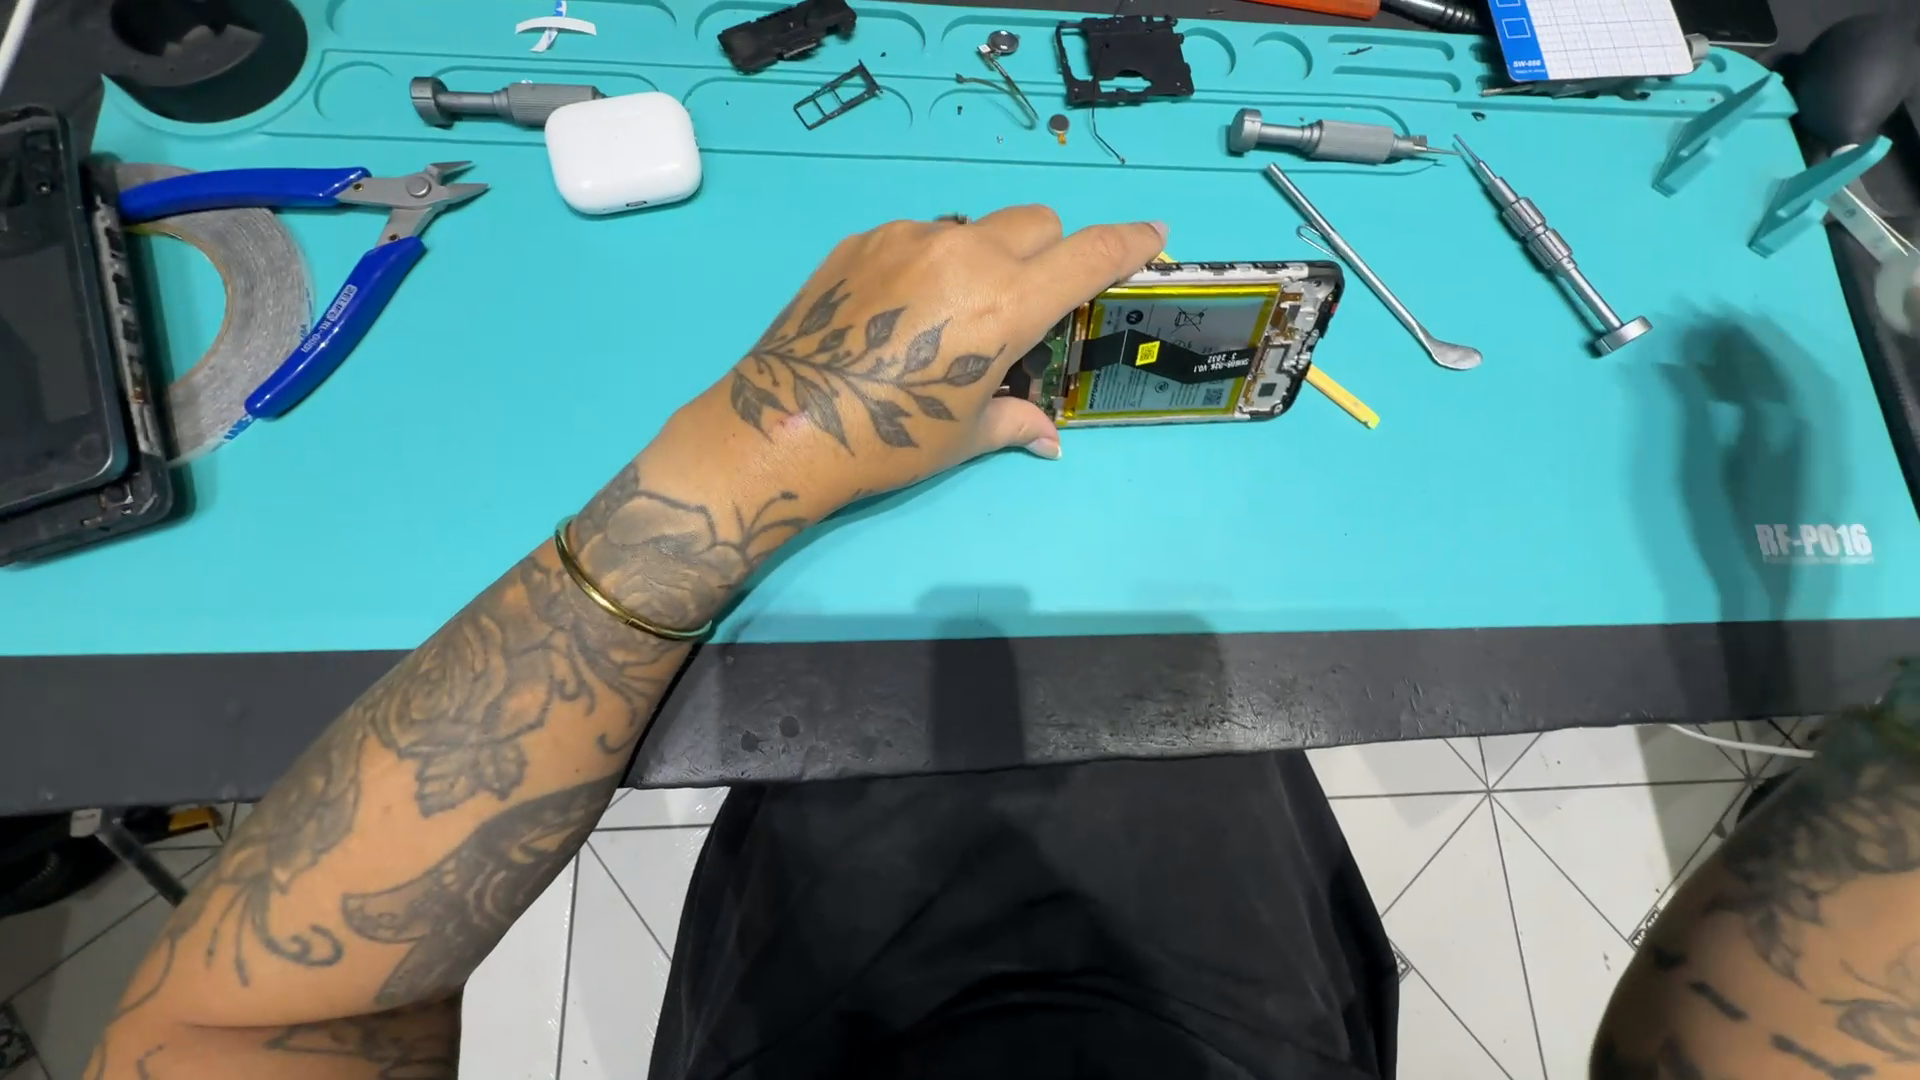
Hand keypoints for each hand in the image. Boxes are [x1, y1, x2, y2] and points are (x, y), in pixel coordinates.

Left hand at [667, 206, 1167, 515]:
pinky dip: (931, 262)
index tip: (1151, 236)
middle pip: (1036, 223)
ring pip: (975, 226)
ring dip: (986, 257)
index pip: (1088, 255)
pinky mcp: (863, 239)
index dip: (1127, 243)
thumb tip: (1049, 441)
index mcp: (1005, 304)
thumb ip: (1017, 423)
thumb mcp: (964, 437)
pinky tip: (898, 312)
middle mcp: (965, 253)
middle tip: (1026, 304)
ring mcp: (909, 237)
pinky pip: (920, 236)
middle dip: (1049, 254)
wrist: (786, 423)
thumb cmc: (891, 441)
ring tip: (948, 316)